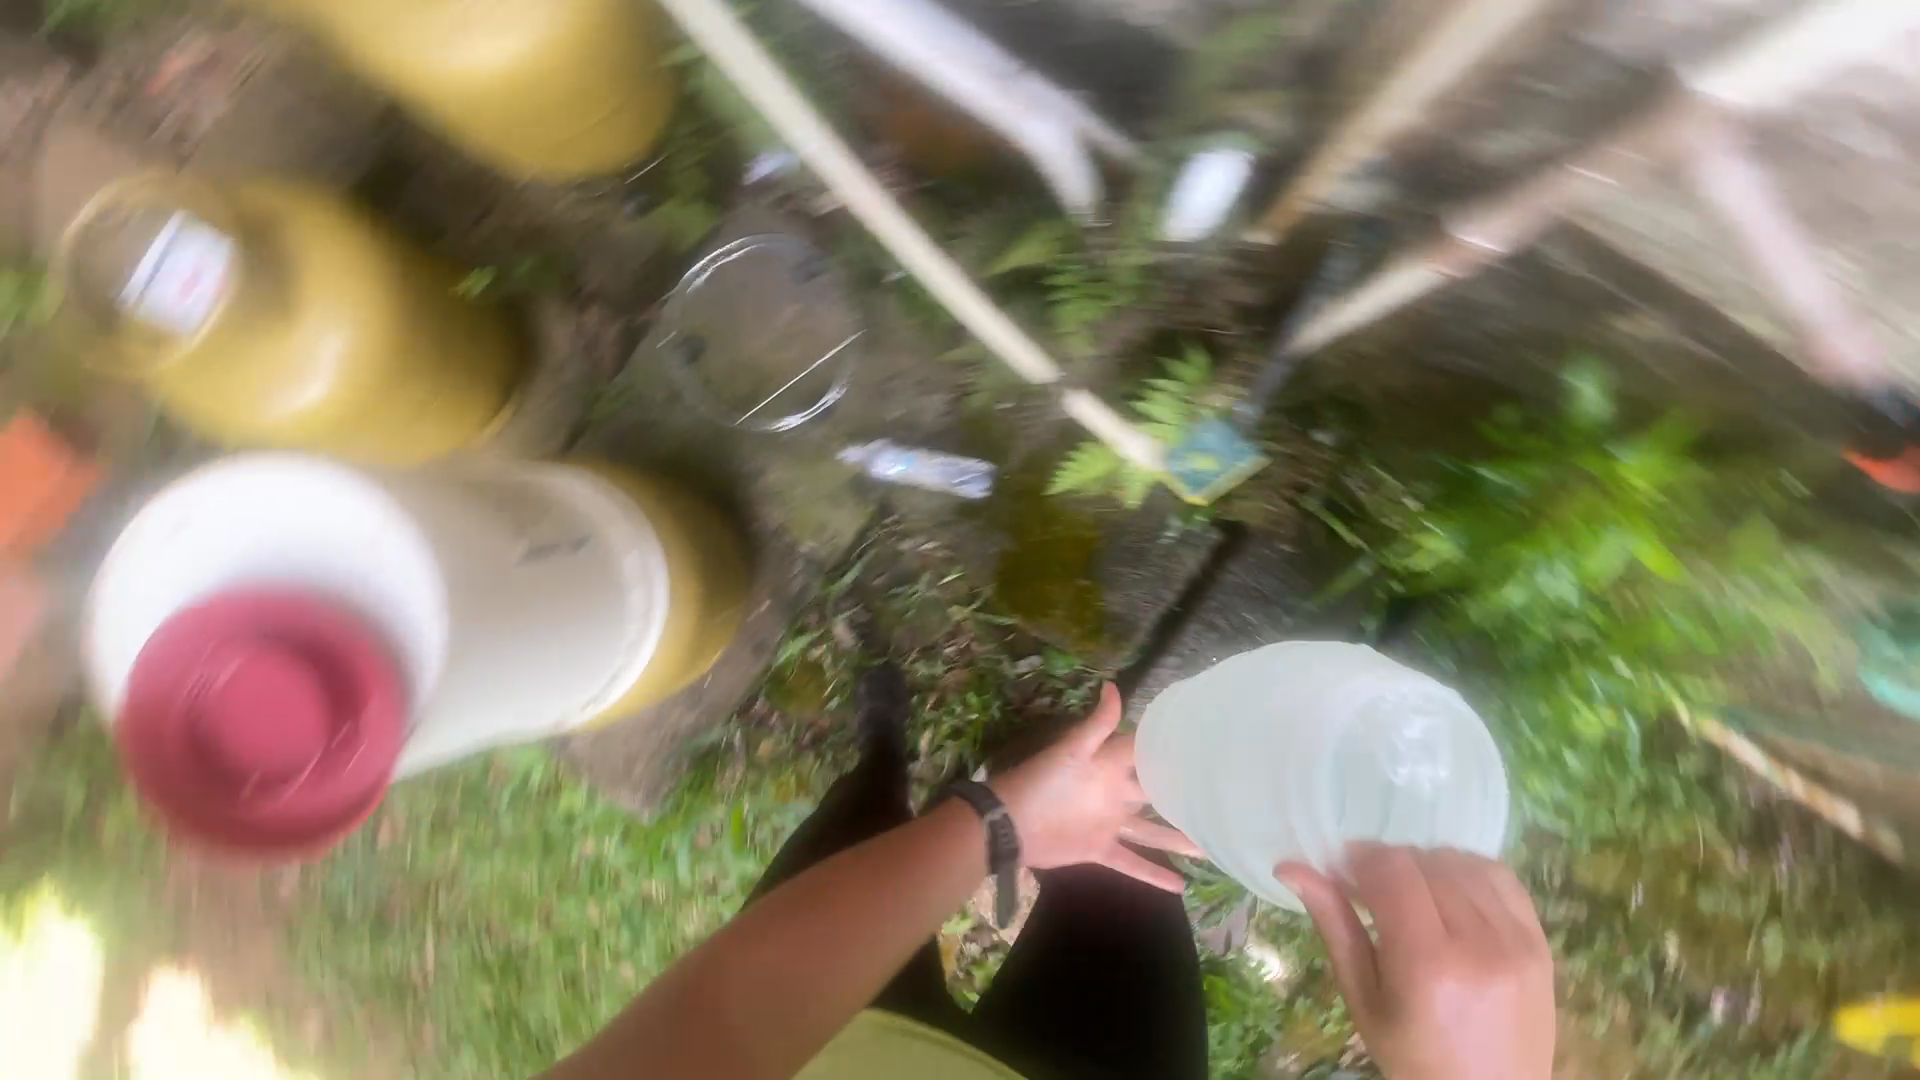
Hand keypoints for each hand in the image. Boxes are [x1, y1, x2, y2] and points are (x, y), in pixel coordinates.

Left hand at [989, 683, 1199, 891]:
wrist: (1010, 822)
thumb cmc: (1042, 780)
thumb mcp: (1072, 749)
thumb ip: (1098, 724)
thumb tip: (1113, 685)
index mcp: (1108, 765)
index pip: (1145, 753)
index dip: (1171, 749)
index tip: (1205, 746)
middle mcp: (1114, 792)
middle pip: (1155, 793)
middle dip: (1182, 795)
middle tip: (1222, 799)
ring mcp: (1109, 823)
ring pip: (1150, 831)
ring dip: (1177, 838)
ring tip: (1211, 846)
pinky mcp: (1099, 849)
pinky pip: (1132, 862)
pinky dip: (1154, 874)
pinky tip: (1182, 886)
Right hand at [1278, 845, 1554, 1079]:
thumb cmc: (1412, 1055)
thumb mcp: (1361, 996)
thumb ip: (1332, 923)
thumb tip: (1288, 866)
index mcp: (1428, 963)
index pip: (1392, 869)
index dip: (1361, 858)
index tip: (1343, 873)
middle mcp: (1479, 944)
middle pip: (1423, 861)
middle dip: (1387, 864)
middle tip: (1368, 889)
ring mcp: (1518, 942)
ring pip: (1458, 862)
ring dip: (1424, 866)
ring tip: (1408, 896)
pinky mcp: (1541, 943)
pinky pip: (1498, 876)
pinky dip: (1465, 871)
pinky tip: (1446, 892)